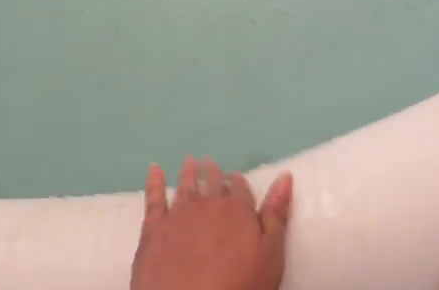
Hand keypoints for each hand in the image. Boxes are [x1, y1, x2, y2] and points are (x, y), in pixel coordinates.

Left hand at [131, 156, 293, 289]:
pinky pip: (153, 199)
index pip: (240, 189)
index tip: (235, 178)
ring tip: (189, 161)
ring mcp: (179, 215)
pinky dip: (154, 182)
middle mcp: (208, 204)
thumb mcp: (270, 257)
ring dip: (189, 172)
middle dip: (213, 173)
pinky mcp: (153, 229)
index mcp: (237, 210)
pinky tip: (154, 169)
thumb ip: (276, 216)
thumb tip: (285, 176)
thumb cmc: (238, 287)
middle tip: (210, 164)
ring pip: (186, 186)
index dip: (238, 183)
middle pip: (212, 184)